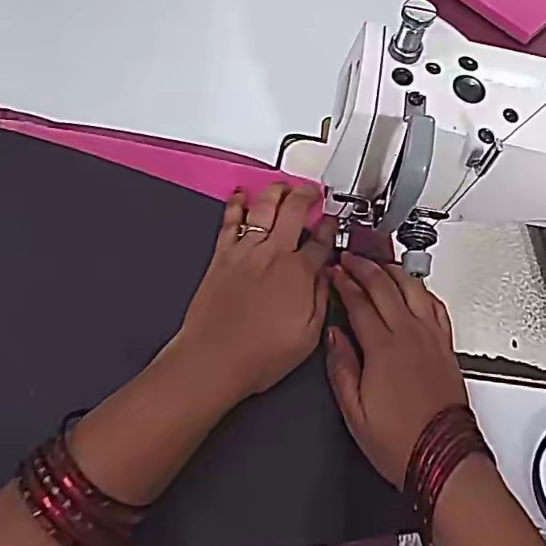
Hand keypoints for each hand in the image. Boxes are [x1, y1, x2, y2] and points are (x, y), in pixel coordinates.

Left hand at [168, 184, 336, 401]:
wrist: (212, 359)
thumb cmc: (258, 355)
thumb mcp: (308, 336)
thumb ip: (321, 300)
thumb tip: (329, 278)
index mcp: (299, 274)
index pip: (321, 240)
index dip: (330, 227)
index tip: (332, 222)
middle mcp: (273, 255)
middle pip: (294, 211)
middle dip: (307, 196)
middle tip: (313, 192)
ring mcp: (246, 252)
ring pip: (264, 207)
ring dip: (276, 192)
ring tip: (284, 187)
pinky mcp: (222, 257)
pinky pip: (231, 221)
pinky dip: (236, 205)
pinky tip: (240, 197)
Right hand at [323, 254, 469, 485]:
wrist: (443, 458)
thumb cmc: (401, 442)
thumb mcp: (354, 412)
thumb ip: (341, 368)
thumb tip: (334, 338)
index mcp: (383, 348)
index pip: (359, 301)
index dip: (344, 282)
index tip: (335, 272)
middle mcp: (409, 335)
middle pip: (385, 286)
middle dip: (364, 266)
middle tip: (351, 258)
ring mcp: (431, 338)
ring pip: (412, 288)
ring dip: (393, 271)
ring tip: (380, 263)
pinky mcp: (446, 346)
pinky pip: (435, 306)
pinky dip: (422, 290)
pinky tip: (415, 288)